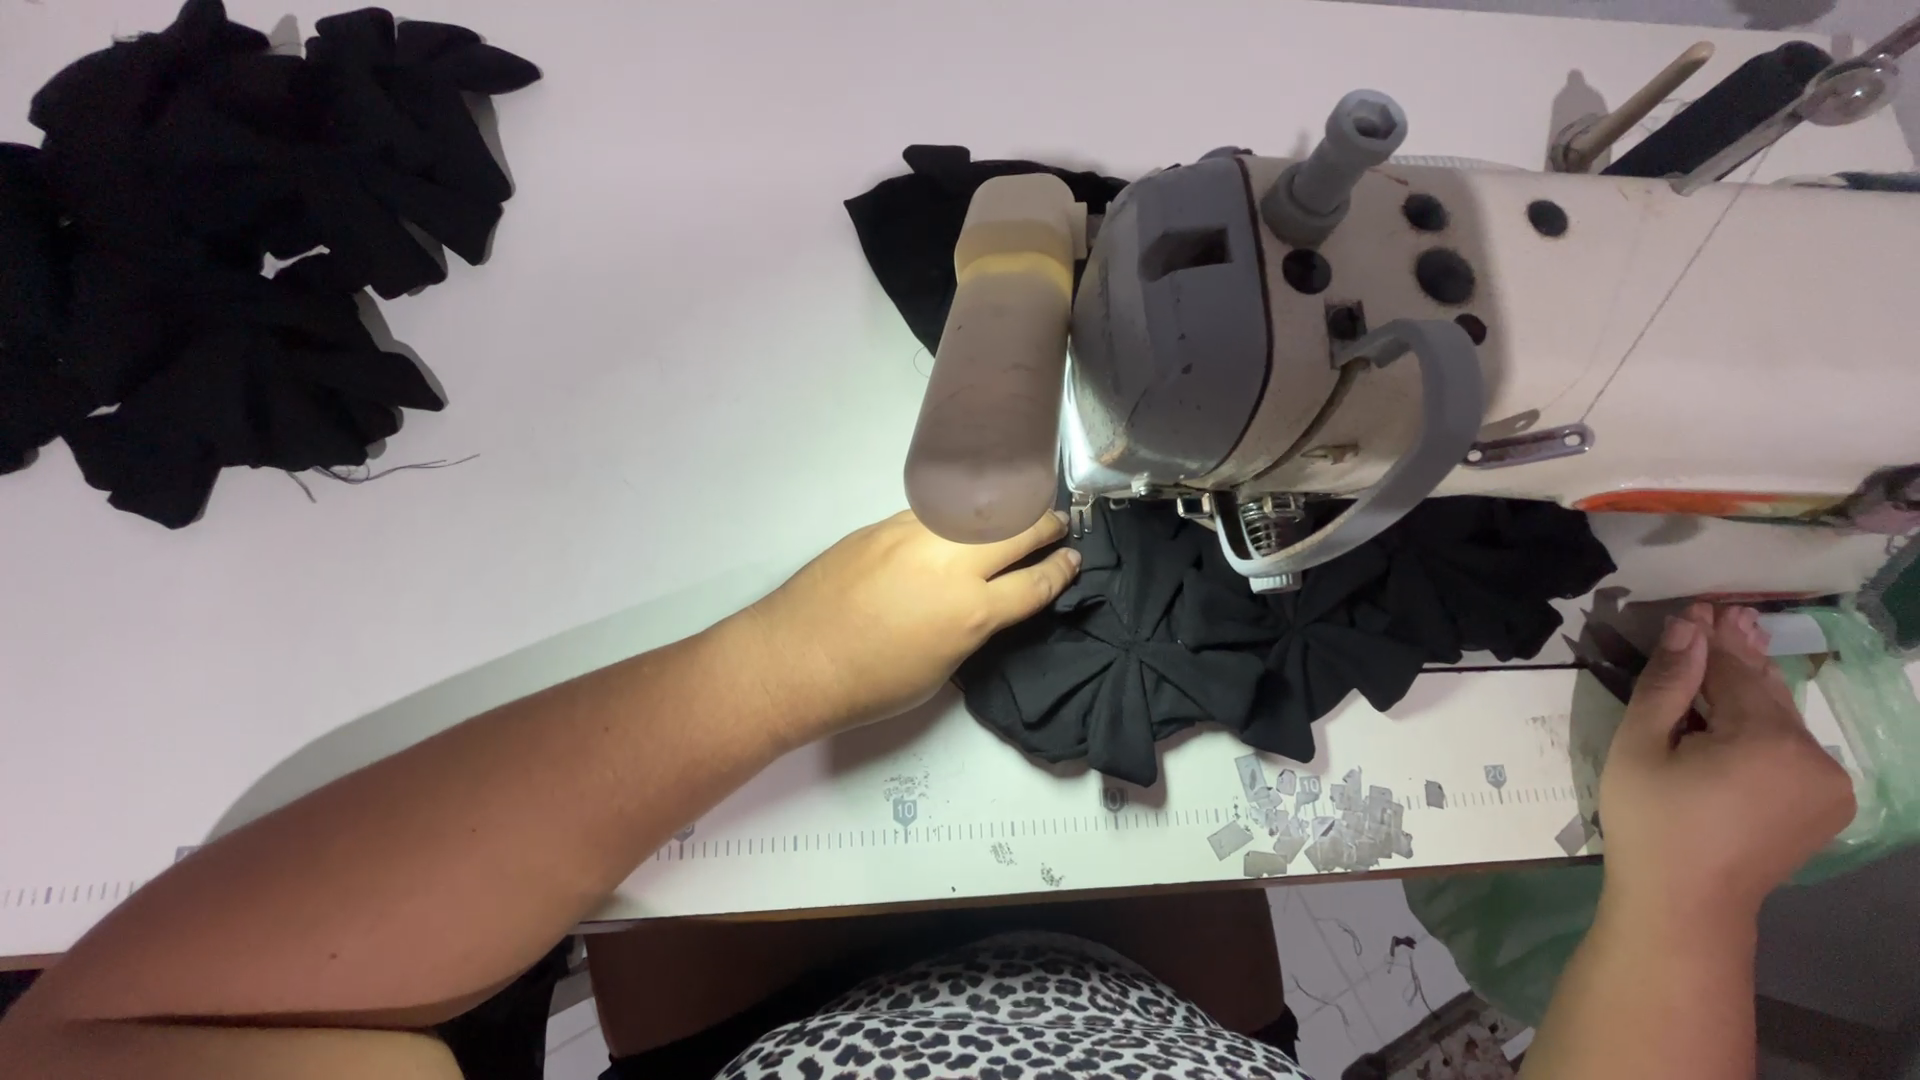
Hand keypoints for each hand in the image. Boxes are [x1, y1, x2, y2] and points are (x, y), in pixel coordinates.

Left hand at [730, 509, 1080, 743]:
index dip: (1062, 570)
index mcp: (972, 612)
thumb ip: (974, 627)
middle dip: (1047, 526)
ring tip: (1020, 511)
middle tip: (1058, 526)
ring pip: (980, 509)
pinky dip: (962, 514)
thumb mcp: (941, 668)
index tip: (1074, 560)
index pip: (1036, 582)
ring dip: (1008, 510)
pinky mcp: (885, 525)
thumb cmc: (869, 684)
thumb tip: (988, 602)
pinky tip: (964, 519)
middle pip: (1019, 531)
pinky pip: (938, 512)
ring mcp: (916, 536)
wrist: (794, 658)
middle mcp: (952, 563)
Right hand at [1598, 604, 1855, 925]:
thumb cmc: (1647, 817)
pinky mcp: (1827, 804)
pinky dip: (1765, 722)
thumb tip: (1688, 629)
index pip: (1738, 673)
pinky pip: (1793, 748)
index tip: (1699, 604)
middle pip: (1768, 692)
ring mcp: (1830, 785)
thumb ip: (1668, 684)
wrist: (1684, 899)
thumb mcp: (1640, 745)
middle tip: (1727, 613)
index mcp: (1768, 742)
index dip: (1713, 638)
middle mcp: (1816, 758)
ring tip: (1738, 644)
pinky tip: (1745, 704)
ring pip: (1783, 720)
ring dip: (1754, 686)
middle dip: (1742, 654)